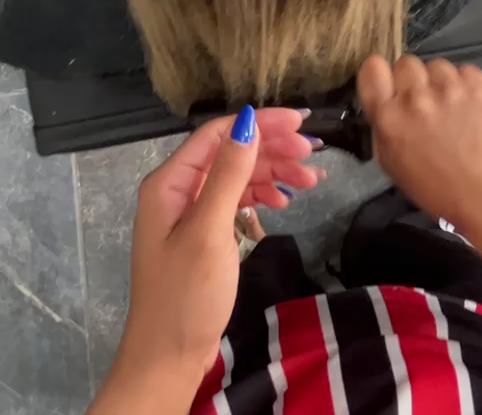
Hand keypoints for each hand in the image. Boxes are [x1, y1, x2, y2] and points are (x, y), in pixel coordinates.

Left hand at [113, 108, 318, 381]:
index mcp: (169, 181)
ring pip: (237, 176)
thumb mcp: (210, 231)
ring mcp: (190, 211)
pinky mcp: (204, 233)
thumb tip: (246, 122)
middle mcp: (178, 188)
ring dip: (273, 173)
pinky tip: (285, 200)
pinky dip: (261, 196)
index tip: (299, 122)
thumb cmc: (186, 295)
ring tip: (312, 181)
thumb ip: (229, 174)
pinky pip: (236, 200)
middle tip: (314, 154)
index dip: (259, 123)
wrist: (168, 360)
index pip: (218, 134)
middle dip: (272, 149)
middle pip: (230, 152)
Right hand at [357, 56, 481, 235]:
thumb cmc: (436, 187)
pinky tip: (471, 106)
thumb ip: (382, 124)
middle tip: (425, 103)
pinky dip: (467, 85)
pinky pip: (466, 71)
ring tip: (453, 106)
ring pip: (438, 65)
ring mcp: (450, 90)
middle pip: (406, 63)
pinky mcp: (480, 88)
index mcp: (389, 117)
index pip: (373, 68)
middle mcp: (416, 97)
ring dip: (441, 82)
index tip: (390, 87)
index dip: (381, 76)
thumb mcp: (390, 161)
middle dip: (413, 80)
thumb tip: (385, 100)